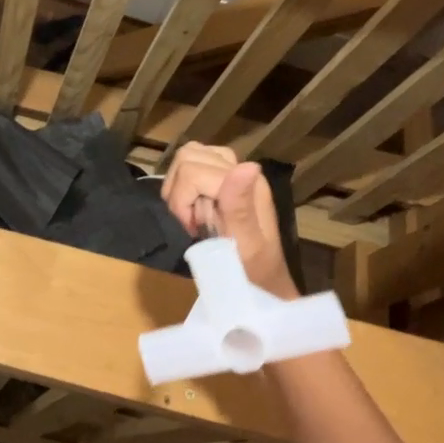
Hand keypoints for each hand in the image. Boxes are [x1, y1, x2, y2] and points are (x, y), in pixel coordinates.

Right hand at [162, 143, 297, 298]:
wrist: (265, 287)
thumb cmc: (255, 273)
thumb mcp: (247, 247)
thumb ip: (239, 208)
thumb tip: (247, 165)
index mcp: (249, 184)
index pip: (192, 171)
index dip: (181, 201)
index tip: (191, 230)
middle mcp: (242, 171)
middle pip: (188, 157)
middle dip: (178, 192)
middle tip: (189, 222)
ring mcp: (232, 173)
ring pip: (189, 156)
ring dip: (179, 186)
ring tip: (188, 214)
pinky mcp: (222, 179)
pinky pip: (193, 164)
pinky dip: (184, 184)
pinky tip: (192, 208)